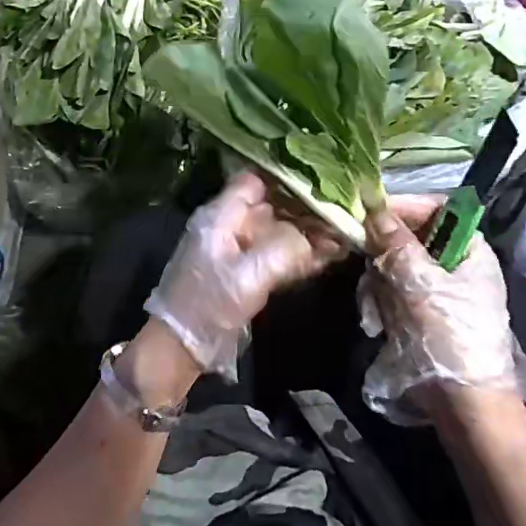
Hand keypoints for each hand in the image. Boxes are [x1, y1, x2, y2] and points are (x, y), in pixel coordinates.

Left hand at [145, 170, 345, 377]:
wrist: (181, 346)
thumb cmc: (209, 304)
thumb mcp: (249, 275)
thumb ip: (284, 248)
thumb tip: (316, 235)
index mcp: (220, 216)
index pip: (255, 182)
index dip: (286, 179)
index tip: (321, 182)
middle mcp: (229, 226)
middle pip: (271, 207)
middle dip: (305, 209)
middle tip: (343, 212)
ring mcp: (237, 250)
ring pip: (277, 233)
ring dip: (307, 235)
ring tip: (344, 235)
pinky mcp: (245, 273)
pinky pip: (276, 255)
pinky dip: (299, 256)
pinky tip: (329, 256)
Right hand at [360, 195, 525, 420]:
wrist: (463, 404)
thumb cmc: (449, 333)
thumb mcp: (418, 282)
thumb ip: (395, 241)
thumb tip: (374, 209)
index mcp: (469, 249)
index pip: (435, 209)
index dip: (402, 207)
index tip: (368, 212)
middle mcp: (455, 264)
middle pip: (408, 237)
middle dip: (383, 254)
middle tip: (366, 266)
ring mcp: (438, 290)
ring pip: (394, 266)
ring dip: (378, 283)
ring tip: (374, 309)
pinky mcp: (422, 312)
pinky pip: (393, 292)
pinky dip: (381, 303)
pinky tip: (377, 323)